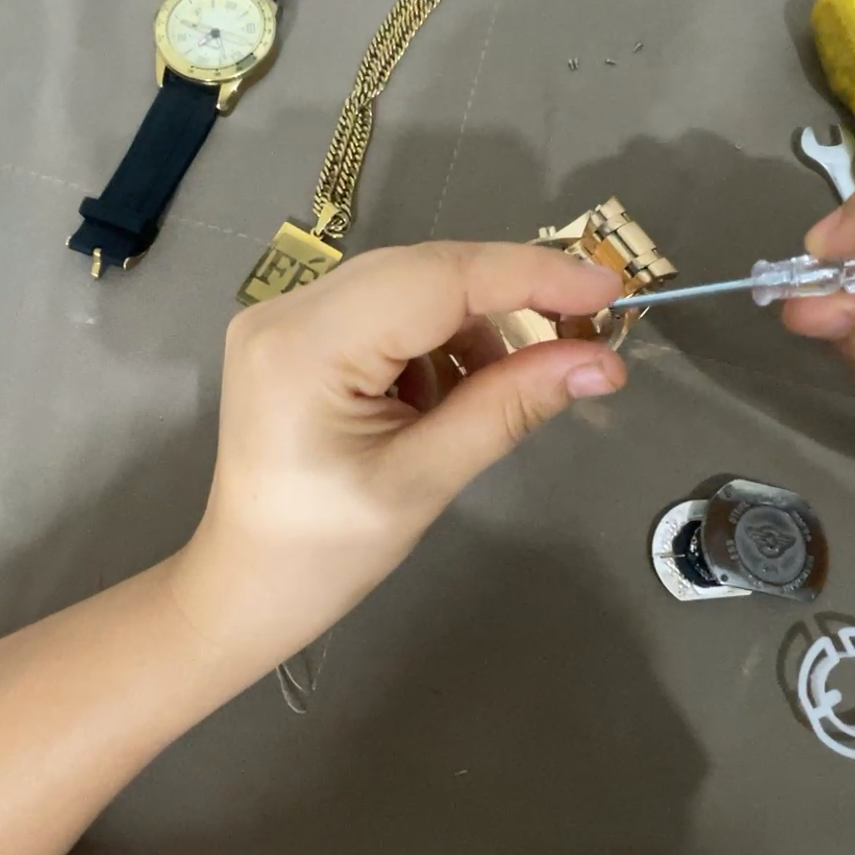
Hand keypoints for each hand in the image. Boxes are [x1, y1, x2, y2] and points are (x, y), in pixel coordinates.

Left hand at [170, 242, 627, 667]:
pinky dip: (432, 339)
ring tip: (495, 388)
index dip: (530, 275)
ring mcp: (283, 316)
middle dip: (507, 297)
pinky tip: (441, 392)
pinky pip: (384, 309)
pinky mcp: (293, 333)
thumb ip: (509, 408)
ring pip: (407, 285)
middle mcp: (286, 309)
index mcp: (305, 346)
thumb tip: (601, 363)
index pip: (435, 278)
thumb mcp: (423, 481)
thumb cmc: (326, 556)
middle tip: (581, 332)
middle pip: (421, 270)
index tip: (608, 288)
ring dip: (469, 324)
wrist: (247, 584)